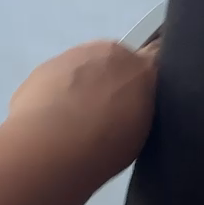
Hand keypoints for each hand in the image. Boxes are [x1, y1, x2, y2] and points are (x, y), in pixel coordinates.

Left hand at [7, 40, 157, 177]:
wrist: (45, 151)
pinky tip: (47, 119)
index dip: (147, 75)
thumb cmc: (101, 149)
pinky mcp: (46, 65)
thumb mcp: (140, 132)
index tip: (140, 95)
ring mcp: (78, 55)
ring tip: (69, 119)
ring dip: (83, 84)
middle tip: (102, 112)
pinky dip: (56, 91)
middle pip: (118, 60)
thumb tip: (134, 105)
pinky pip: (58, 75)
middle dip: (112, 79)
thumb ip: (142, 108)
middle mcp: (115, 53)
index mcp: (145, 68)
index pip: (158, 57)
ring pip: (86, 65)